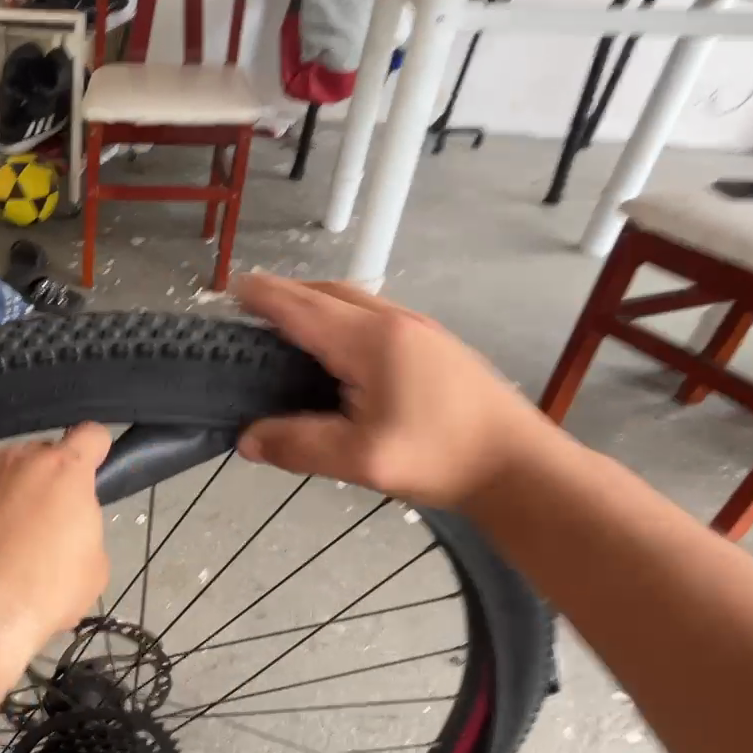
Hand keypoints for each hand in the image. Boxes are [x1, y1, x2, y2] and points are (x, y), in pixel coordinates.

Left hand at [0, 424, 112, 675]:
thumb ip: (82, 530)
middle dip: (42, 487)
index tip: (89, 472)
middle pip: (37, 460)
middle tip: (39, 531)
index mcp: (63, 472)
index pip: (90, 436)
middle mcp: (16, 462)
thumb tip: (64, 529)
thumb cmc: (43, 595)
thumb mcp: (93, 569)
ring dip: (1, 504)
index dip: (93, 453)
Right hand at [233, 274, 559, 509]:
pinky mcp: (434, 346)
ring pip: (355, 302)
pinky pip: (374, 316)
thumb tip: (247, 439)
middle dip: (286, 293)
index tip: (231, 286)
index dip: (264, 296)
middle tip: (251, 308)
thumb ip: (297, 446)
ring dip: (315, 303)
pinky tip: (336, 349)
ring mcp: (420, 331)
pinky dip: (340, 318)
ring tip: (285, 326)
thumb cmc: (441, 458)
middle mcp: (395, 323)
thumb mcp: (359, 460)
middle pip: (329, 293)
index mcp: (372, 341)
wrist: (520, 466)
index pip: (303, 308)